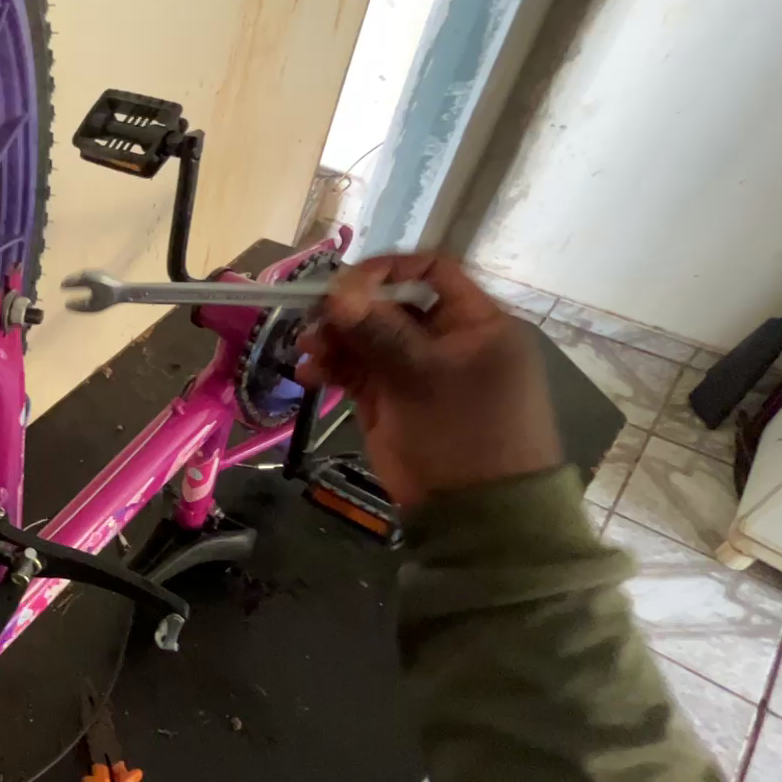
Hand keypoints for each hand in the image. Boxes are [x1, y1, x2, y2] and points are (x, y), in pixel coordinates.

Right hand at [295, 255, 561, 507]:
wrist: (471, 509)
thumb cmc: (464, 433)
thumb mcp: (425, 377)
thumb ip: (380, 332)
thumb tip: (336, 290)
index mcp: (474, 323)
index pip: (431, 272)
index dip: (386, 271)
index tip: (341, 286)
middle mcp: (442, 339)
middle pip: (387, 305)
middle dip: (346, 312)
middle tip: (312, 322)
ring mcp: (412, 368)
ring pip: (363, 337)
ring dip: (331, 340)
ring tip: (307, 353)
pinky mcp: (386, 396)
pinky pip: (352, 369)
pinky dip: (329, 368)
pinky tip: (309, 376)